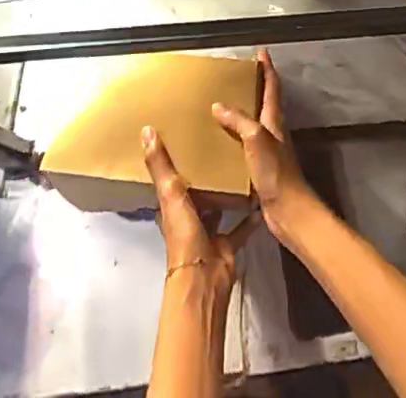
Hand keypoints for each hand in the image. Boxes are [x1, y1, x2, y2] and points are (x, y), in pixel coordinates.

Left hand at [143, 125, 256, 292]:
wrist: (204, 276)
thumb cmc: (183, 233)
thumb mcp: (170, 193)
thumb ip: (160, 165)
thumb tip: (146, 129)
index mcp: (170, 206)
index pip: (168, 180)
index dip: (173, 162)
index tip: (184, 139)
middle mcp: (187, 217)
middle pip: (194, 192)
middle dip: (203, 176)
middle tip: (218, 148)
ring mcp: (208, 231)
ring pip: (216, 208)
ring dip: (225, 193)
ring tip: (240, 166)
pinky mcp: (227, 243)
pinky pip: (240, 226)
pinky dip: (249, 217)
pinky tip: (259, 199)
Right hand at [212, 50, 323, 240]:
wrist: (288, 211)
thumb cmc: (276, 171)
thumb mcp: (256, 139)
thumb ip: (239, 120)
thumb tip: (218, 105)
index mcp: (275, 121)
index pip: (272, 87)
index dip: (267, 68)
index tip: (261, 52)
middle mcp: (273, 132)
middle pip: (264, 103)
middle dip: (253, 87)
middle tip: (234, 77)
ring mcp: (268, 150)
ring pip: (253, 124)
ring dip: (242, 113)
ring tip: (220, 106)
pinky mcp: (260, 168)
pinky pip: (244, 145)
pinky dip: (234, 138)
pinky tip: (219, 143)